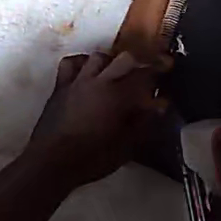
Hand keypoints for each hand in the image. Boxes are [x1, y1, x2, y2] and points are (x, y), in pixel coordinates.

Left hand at [23, 51, 167, 186]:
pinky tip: (88, 71)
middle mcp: (100, 82)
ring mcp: (78, 82)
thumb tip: (162, 105)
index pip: (145, 75)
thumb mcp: (126, 146)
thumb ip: (145, 122)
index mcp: (119, 96)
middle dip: (139, 61)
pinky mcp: (61, 87)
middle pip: (125, 59)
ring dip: (112, 61)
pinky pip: (71, 64)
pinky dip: (82, 63)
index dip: (159, 67)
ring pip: (98, 57)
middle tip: (146, 70)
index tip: (168, 64)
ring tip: (117, 72)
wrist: (51, 163)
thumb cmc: (92, 158)